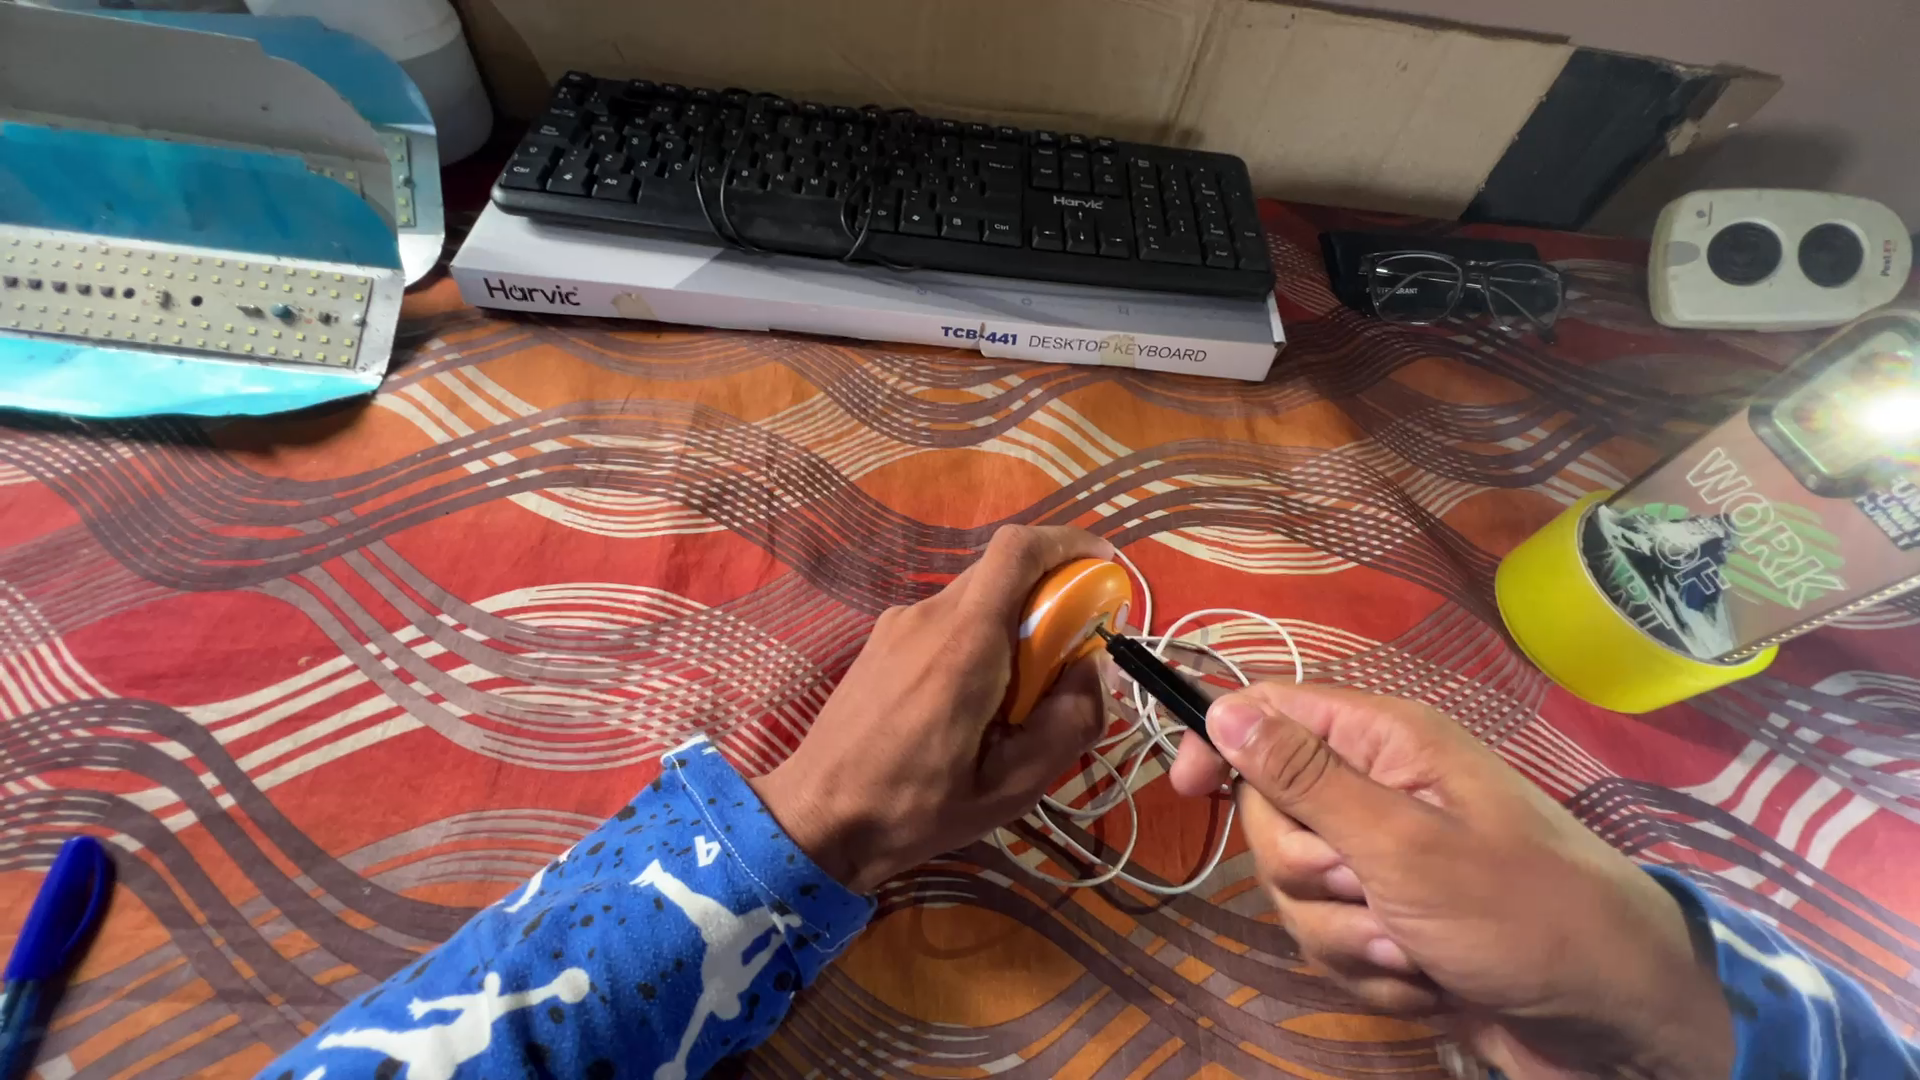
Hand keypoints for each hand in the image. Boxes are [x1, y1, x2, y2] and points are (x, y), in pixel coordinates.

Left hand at [750, 525, 1111, 893]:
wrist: (817, 816)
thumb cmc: (917, 807)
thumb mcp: (1014, 786)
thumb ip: (1071, 720)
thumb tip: (1095, 665)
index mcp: (966, 641)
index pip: (1018, 550)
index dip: (1068, 543)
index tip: (1103, 567)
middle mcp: (929, 614)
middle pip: (1002, 570)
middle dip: (1050, 592)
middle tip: (1070, 650)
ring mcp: (898, 621)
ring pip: (974, 594)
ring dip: (1012, 620)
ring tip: (1016, 692)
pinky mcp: (881, 638)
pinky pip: (946, 617)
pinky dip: (978, 633)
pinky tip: (968, 698)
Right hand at [1170, 684, 1732, 1079]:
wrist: (1623, 1029)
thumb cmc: (1524, 913)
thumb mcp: (1404, 843)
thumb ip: (1304, 776)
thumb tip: (1222, 710)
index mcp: (1378, 740)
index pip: (1266, 710)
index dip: (1218, 739)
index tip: (1186, 788)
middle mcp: (1369, 784)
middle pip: (1267, 806)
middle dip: (1302, 864)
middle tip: (1362, 887)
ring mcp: (1374, 850)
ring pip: (1289, 879)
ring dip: (1340, 926)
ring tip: (1409, 946)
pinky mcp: (1380, 909)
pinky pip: (1322, 928)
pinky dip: (1364, 961)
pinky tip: (1421, 975)